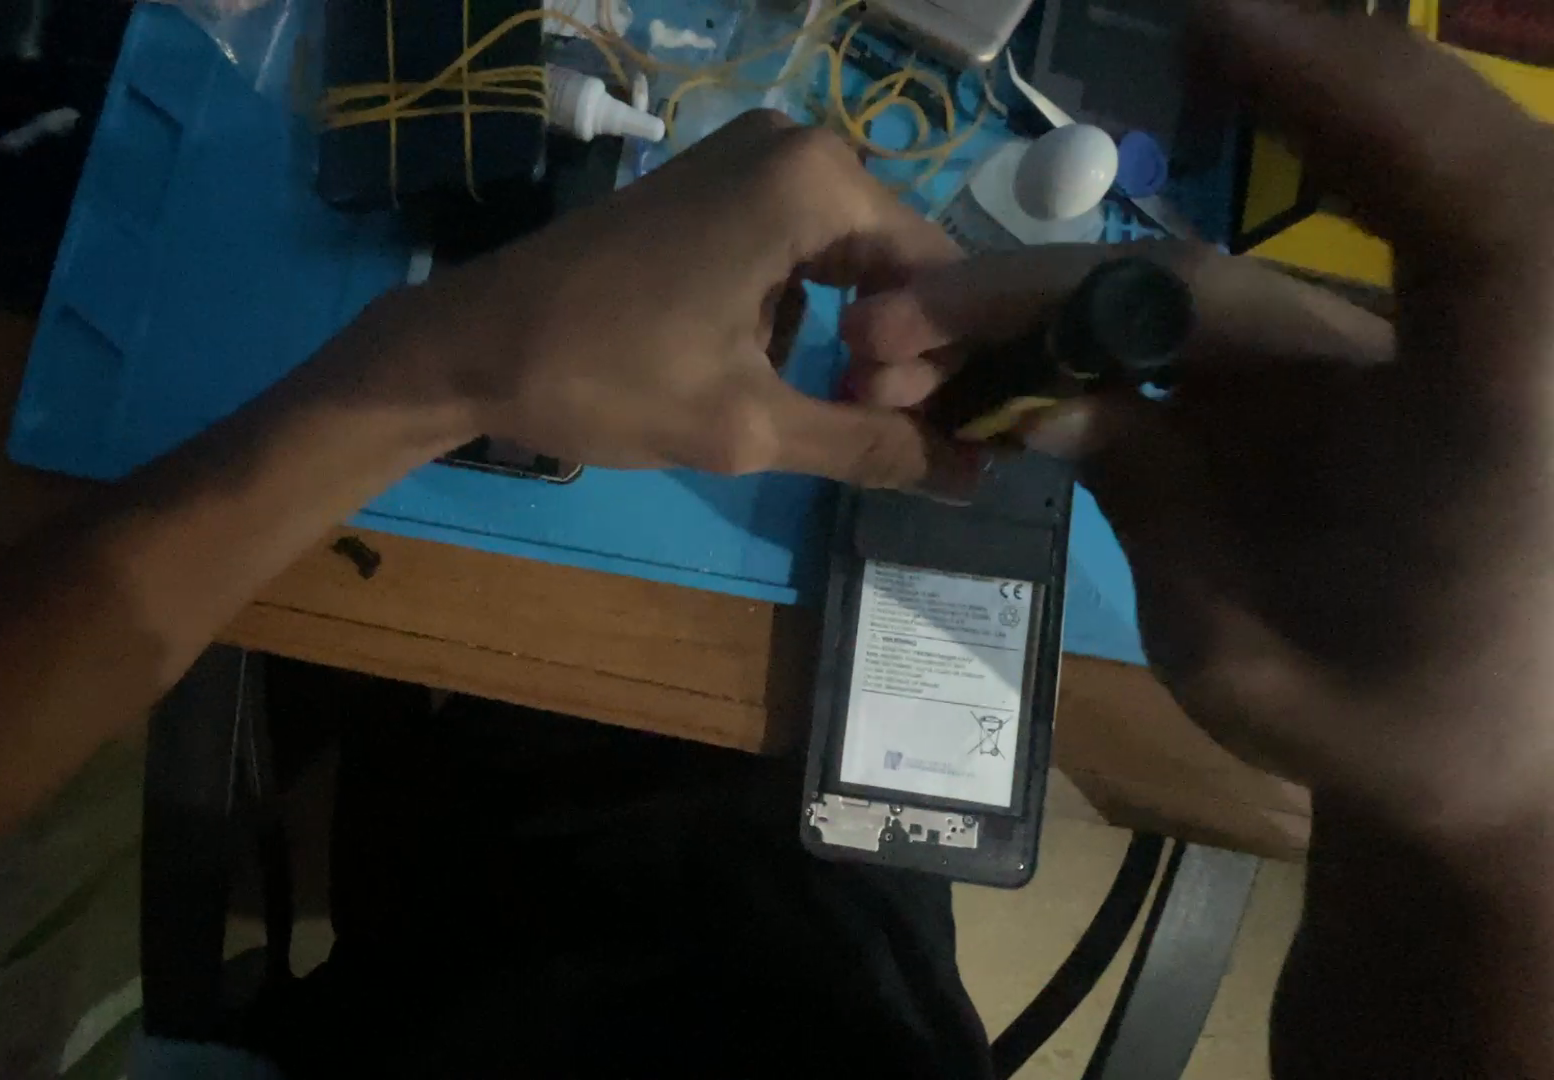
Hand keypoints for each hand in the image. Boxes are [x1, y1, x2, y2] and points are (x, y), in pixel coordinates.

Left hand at [349, 111, 979, 494]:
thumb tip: (968, 473)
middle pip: (887, 267)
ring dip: (827, 344)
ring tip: (783, 408)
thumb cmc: (607, 378)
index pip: (940, 276)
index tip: (915, 432)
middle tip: (849, 427)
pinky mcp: (698, 197)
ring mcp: (737, 166)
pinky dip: (780, 320)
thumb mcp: (747, 426)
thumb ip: (866, 444)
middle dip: (880, 354)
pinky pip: (778, 259)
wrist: (471, 347)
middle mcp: (790, 148)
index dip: (940, 362)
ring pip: (831, 269)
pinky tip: (738, 368)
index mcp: (818, 180)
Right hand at [844, 0, 1553, 835]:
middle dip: (1016, 296)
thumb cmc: (1380, 717)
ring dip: (992, 333)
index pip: (1450, 201)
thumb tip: (1040, 407)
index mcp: (1477, 395)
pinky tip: (941, 397)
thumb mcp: (1255, 645)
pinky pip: (1106, 375)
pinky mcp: (1214, 420)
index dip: (1345, 96)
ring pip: (1121, 322)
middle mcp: (1370, 362)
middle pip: (1176, 285)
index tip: (1215, 24)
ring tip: (881, 362)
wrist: (1414, 749)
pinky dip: (1018, 379)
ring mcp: (1281, 389)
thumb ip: (1163, 504)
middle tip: (883, 326)